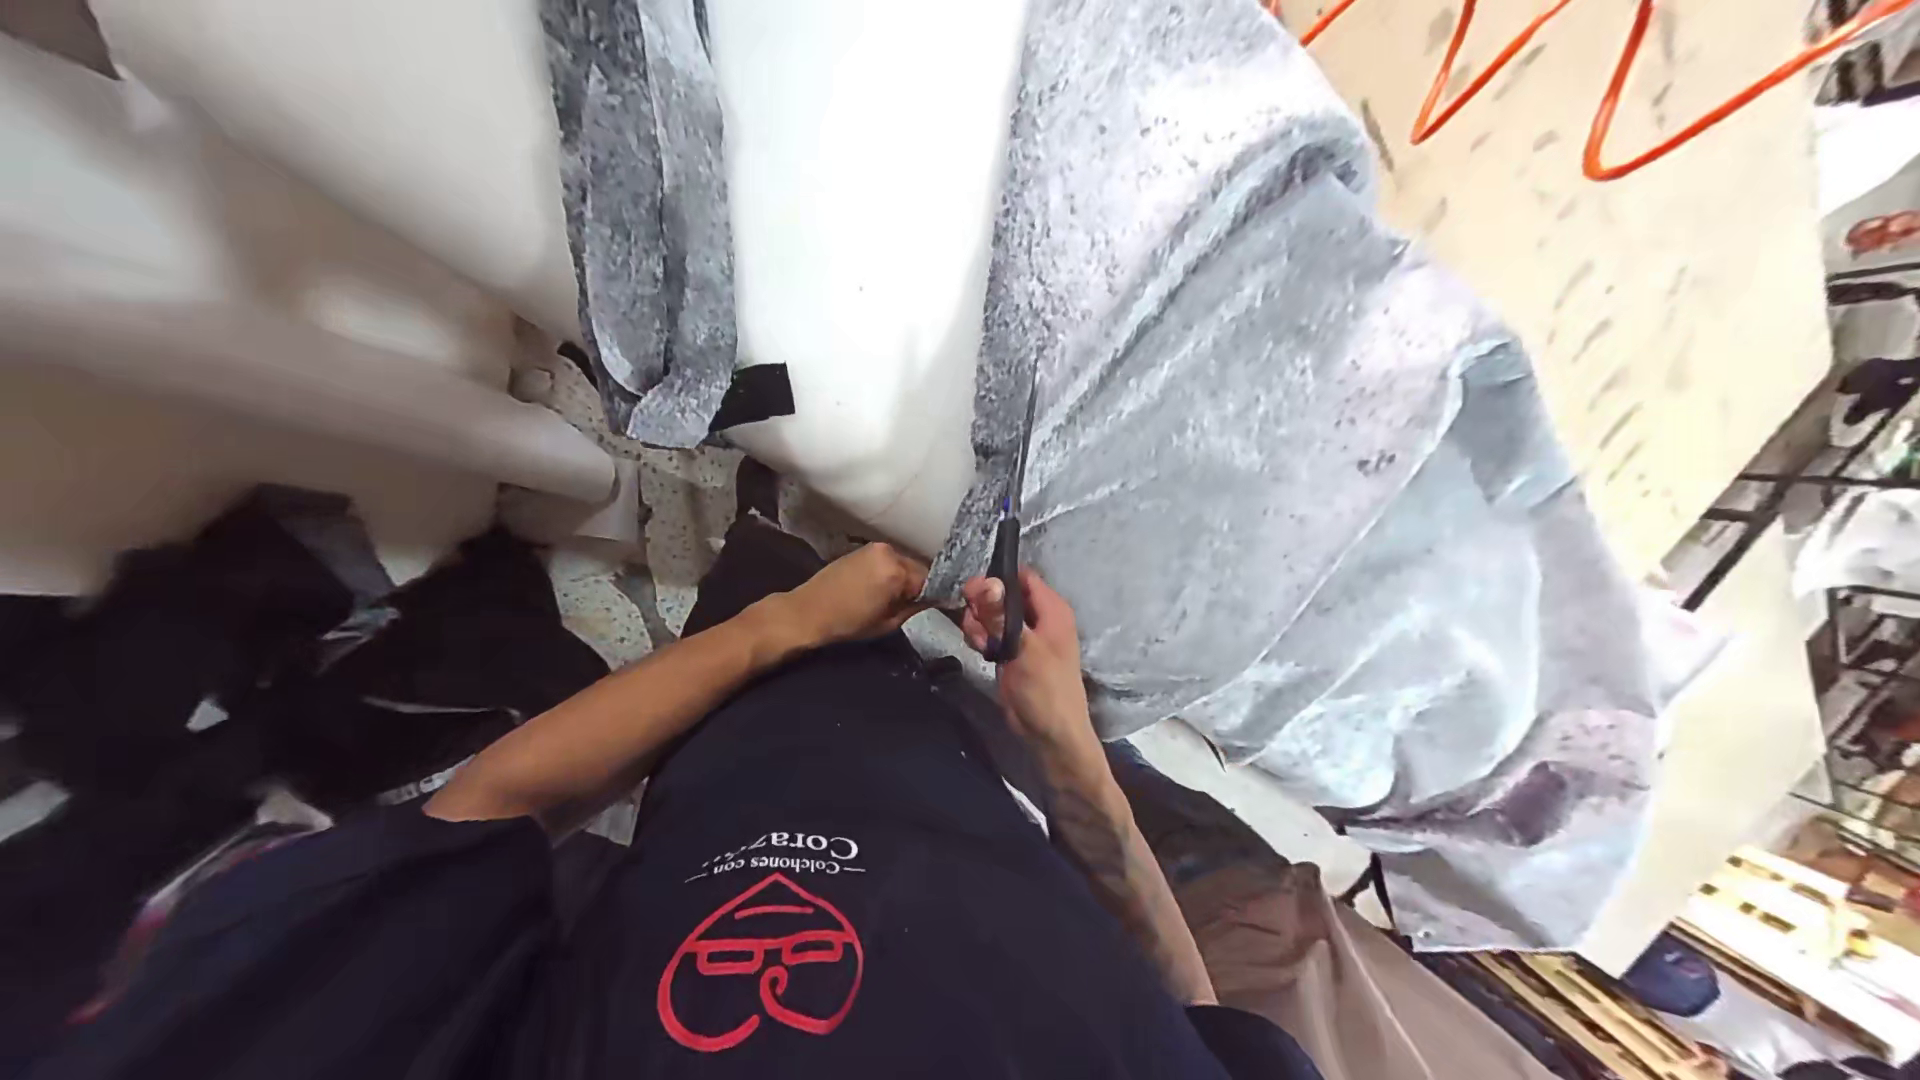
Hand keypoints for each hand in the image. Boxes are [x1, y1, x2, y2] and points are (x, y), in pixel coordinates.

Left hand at [767, 542, 929, 649]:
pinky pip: (888, 560)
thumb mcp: (888, 622)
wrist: (808, 611)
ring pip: (903, 563)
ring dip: (904, 578)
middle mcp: (889, 552)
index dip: (934, 594)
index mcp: (896, 571)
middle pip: (917, 568)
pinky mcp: (863, 549)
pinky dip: (891, 571)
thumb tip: (932, 600)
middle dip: (919, 585)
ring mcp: (875, 548)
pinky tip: (883, 587)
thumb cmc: (848, 623)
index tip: (937, 605)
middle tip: (916, 604)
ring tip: (897, 597)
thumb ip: (914, 607)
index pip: (929, 580)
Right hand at [961, 567, 1098, 760]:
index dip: (999, 579)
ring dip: (979, 624)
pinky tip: (980, 651)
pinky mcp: (1011, 652)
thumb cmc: (1045, 689)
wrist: (1050, 735)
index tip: (975, 591)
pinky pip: (991, 633)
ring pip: (992, 614)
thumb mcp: (1022, 648)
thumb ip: (1000, 614)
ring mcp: (1024, 635)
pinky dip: (981, 638)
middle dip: (983, 605)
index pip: (1023, 577)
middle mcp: (1039, 617)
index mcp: (1052, 609)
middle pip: (1002, 594)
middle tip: (974, 622)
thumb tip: (984, 581)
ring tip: (980, 643)